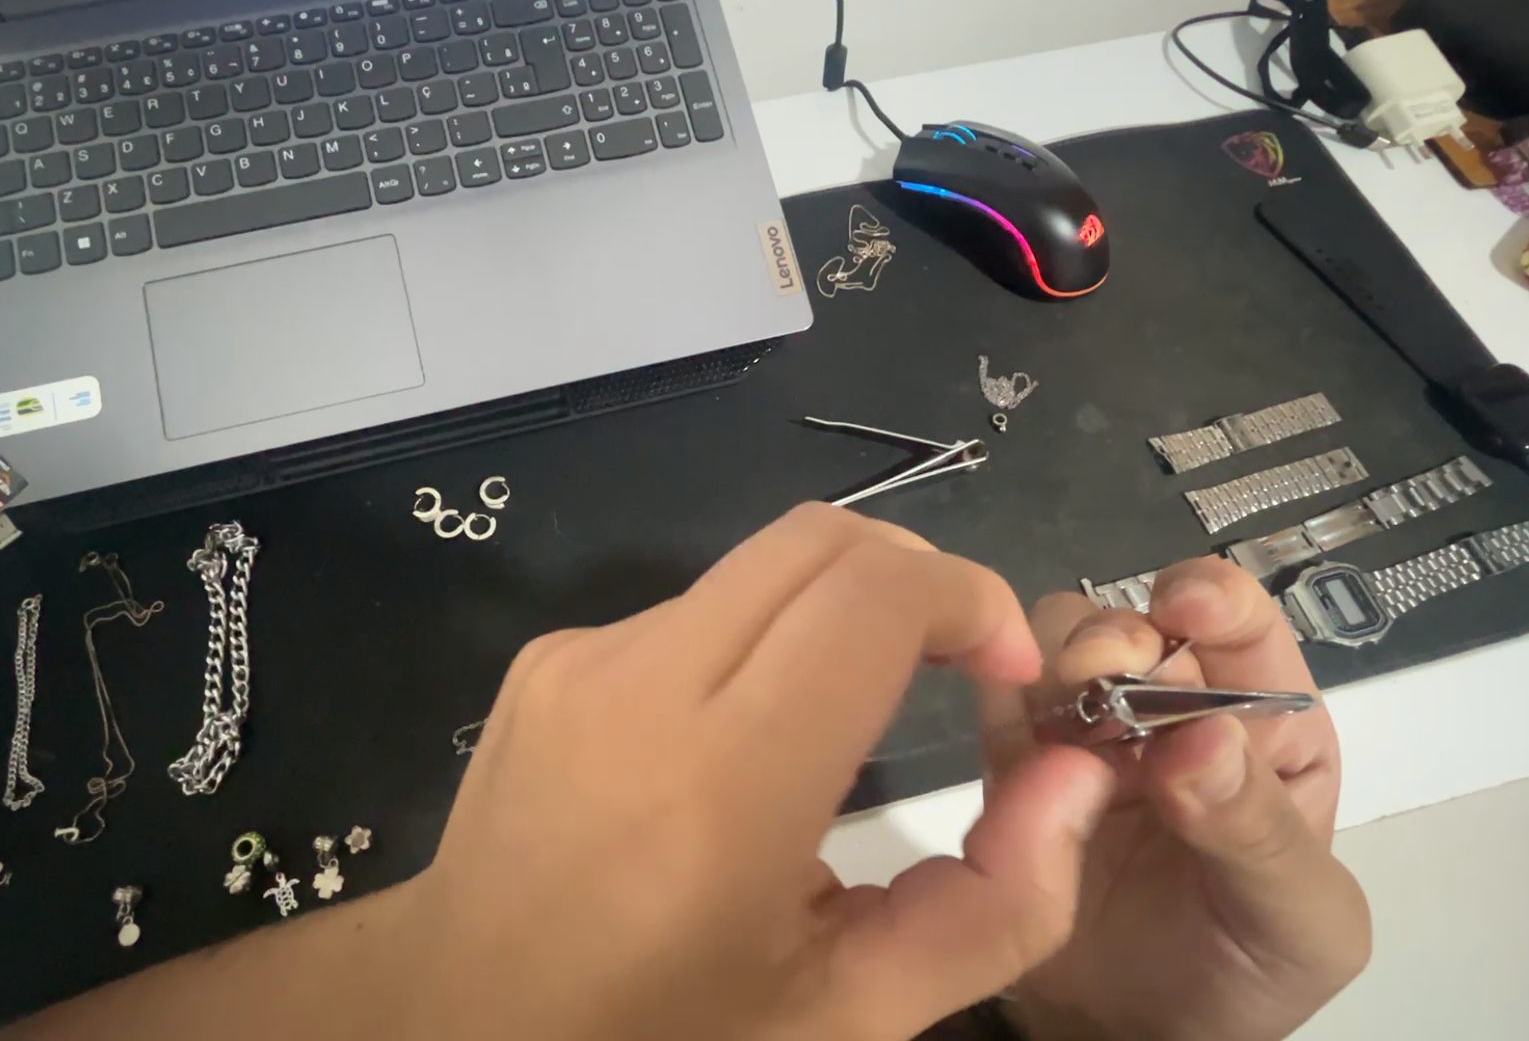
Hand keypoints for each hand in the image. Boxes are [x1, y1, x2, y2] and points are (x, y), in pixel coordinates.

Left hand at [398, 504, 1117, 1039]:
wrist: (459, 1016)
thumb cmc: (662, 1034)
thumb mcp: (849, 1012)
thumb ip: (992, 904)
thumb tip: (1070, 773)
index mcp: (724, 786)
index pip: (869, 596)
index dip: (964, 594)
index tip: (1001, 660)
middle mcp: (641, 686)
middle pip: (815, 538)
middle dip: (910, 571)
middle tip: (946, 653)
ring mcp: (581, 655)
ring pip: (754, 566)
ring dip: (828, 607)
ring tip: (831, 707)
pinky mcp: (549, 651)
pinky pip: (687, 608)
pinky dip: (747, 640)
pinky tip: (724, 732)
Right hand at [1003, 559, 1371, 1040]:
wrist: (1119, 1022)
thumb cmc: (1233, 968)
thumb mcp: (1295, 921)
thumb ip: (1259, 832)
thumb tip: (1200, 739)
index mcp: (1258, 726)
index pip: (1238, 626)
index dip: (1213, 597)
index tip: (1181, 607)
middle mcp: (1165, 705)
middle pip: (1128, 618)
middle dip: (1111, 636)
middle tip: (1095, 683)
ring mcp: (1082, 721)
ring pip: (1051, 637)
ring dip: (1048, 661)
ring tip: (1055, 734)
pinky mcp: (1014, 745)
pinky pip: (995, 685)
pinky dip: (992, 683)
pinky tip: (1010, 732)